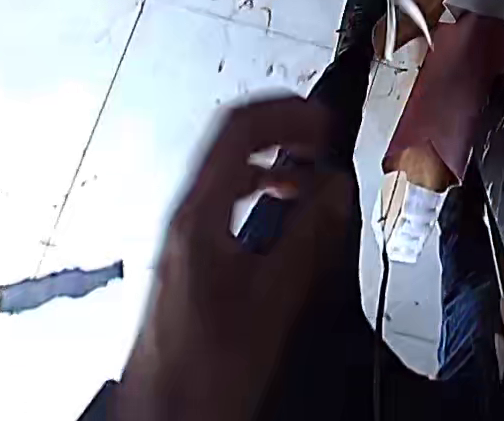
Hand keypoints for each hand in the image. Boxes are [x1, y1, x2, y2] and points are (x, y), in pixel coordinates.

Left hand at [116, 97, 354, 420]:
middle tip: (324, 128)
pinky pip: (231, 188)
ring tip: (315, 156)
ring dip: (277, 148)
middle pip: (232, 136)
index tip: (324, 120)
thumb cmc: (207, 369)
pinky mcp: (195, 245)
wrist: (166, 418)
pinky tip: (290, 193)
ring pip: (231, 160)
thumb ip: (309, 233)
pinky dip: (267, 175)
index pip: (238, 130)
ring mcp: (187, 228)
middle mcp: (187, 213)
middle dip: (284, 122)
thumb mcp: (273, 296)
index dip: (286, 113)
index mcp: (201, 215)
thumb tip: (337, 183)